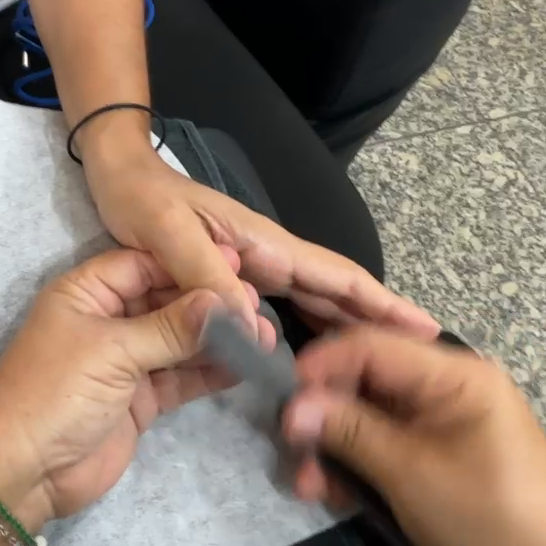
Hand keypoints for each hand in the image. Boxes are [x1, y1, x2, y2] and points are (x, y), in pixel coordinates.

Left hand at [0, 249, 276, 525]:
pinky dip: (207, 372)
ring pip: (177, 340)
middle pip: (164, 301)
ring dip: (214, 340)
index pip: (144, 264)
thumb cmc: (57, 390)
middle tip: (258, 305)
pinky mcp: (139, 397)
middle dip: (207, 305)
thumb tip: (223, 301)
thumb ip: (170, 327)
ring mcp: (124, 359)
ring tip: (264, 337)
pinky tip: (244, 367)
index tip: (237, 264)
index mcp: (87, 291)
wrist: (25, 470)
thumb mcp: (112, 350)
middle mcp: (107, 318)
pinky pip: (179, 376)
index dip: (187, 264)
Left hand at [79, 140, 439, 337]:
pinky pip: (272, 308)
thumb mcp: (168, 233)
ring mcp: (246, 267)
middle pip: (330, 291)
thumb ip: (206, 272)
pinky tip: (305, 355)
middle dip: (373, 322)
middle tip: (418, 366)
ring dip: (341, 329)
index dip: (379, 301)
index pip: (333, 273)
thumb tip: (254, 325)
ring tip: (375, 369)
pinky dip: (298, 330)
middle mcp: (262, 256)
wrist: (117, 176)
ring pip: (305, 302)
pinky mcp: (223, 278)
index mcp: (260, 242)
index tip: (428, 329)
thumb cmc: (142, 198)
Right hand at [281, 327, 545, 545]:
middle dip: (324, 415)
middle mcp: (450, 381)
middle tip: (290, 449)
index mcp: (457, 373)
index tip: (283, 400)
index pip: (371, 344)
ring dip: (334, 444)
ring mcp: (445, 413)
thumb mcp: (410, 474)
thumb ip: (348, 430)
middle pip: (365, 378)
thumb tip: (290, 406)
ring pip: (368, 410)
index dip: (320, 366)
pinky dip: (358, 458)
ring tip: (308, 483)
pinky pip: (386, 435)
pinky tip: (334, 489)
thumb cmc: (490, 524)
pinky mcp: (439, 443)